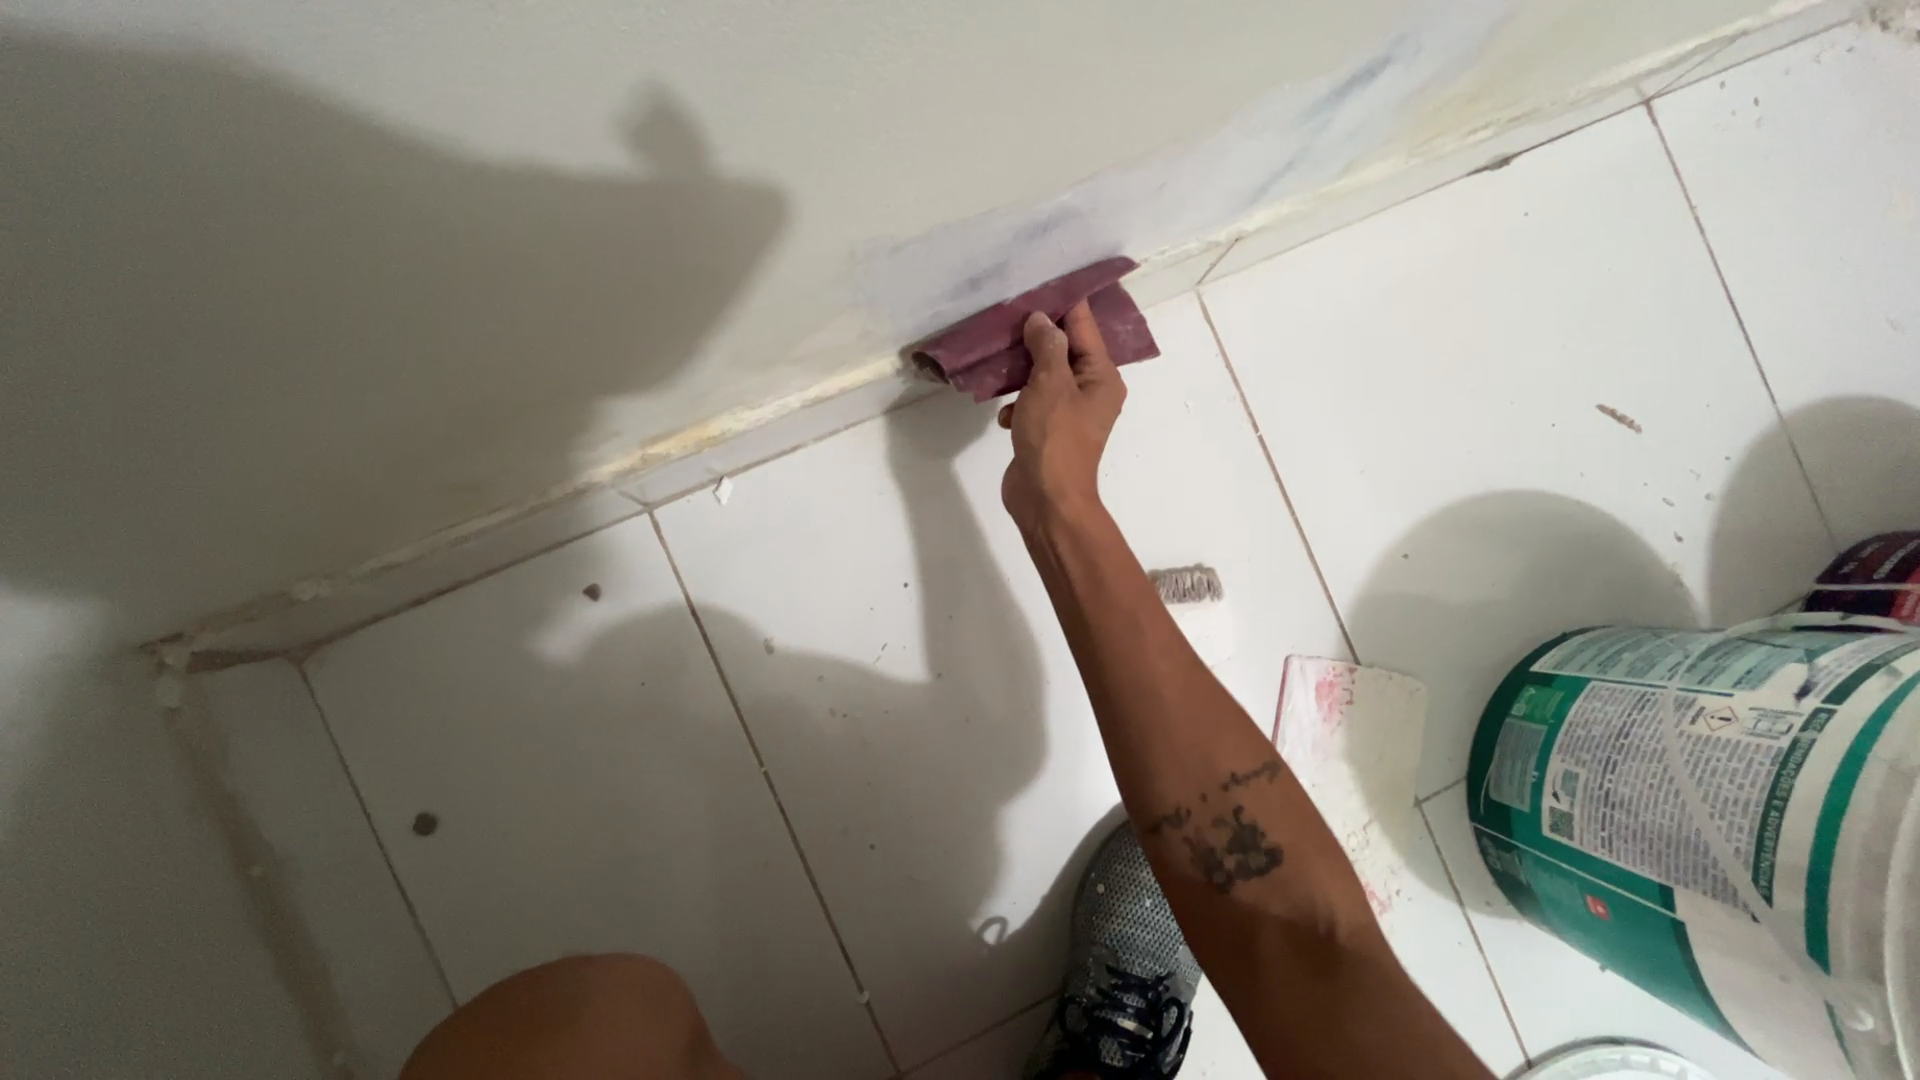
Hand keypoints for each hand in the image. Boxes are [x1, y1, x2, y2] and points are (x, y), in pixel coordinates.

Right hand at [998, 302, 1126, 530]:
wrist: (1047, 500)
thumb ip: (1047, 346)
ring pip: (1043, 377)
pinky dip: (1018, 404)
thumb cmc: (1054, 439)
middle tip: (1005, 319)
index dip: (1060, 304)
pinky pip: (1032, 404)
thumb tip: (1040, 320)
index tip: (1032, 286)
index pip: (1083, 326)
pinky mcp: (1048, 431)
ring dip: (1021, 371)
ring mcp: (1069, 413)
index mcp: (1102, 376)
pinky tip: (1004, 415)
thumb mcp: (1050, 384)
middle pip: (1063, 350)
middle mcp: (1092, 391)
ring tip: (997, 362)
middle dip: (1034, 337)